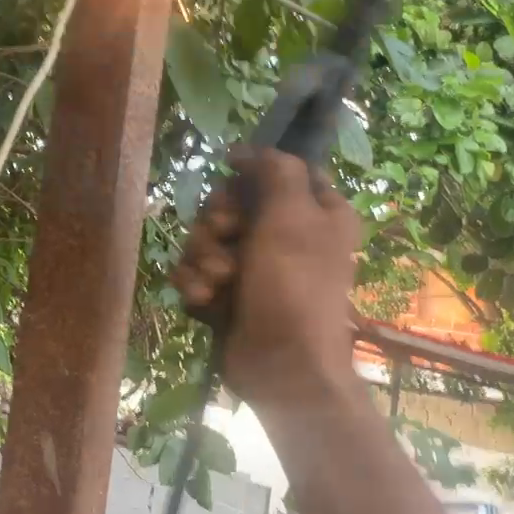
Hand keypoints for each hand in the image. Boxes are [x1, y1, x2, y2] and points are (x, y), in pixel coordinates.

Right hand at [170, 150, 361, 397]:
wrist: (281, 363)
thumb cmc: (293, 285)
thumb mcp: (292, 216)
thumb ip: (276, 171)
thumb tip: (249, 149)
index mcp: (317, 212)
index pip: (280, 171)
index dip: (252, 172)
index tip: (232, 175)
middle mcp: (286, 235)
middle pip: (232, 203)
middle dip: (217, 222)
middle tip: (224, 237)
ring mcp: (254, 266)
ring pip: (207, 238)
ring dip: (203, 257)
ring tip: (216, 281)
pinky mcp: (226, 293)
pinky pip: (196, 271)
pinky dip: (196, 283)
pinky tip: (205, 299)